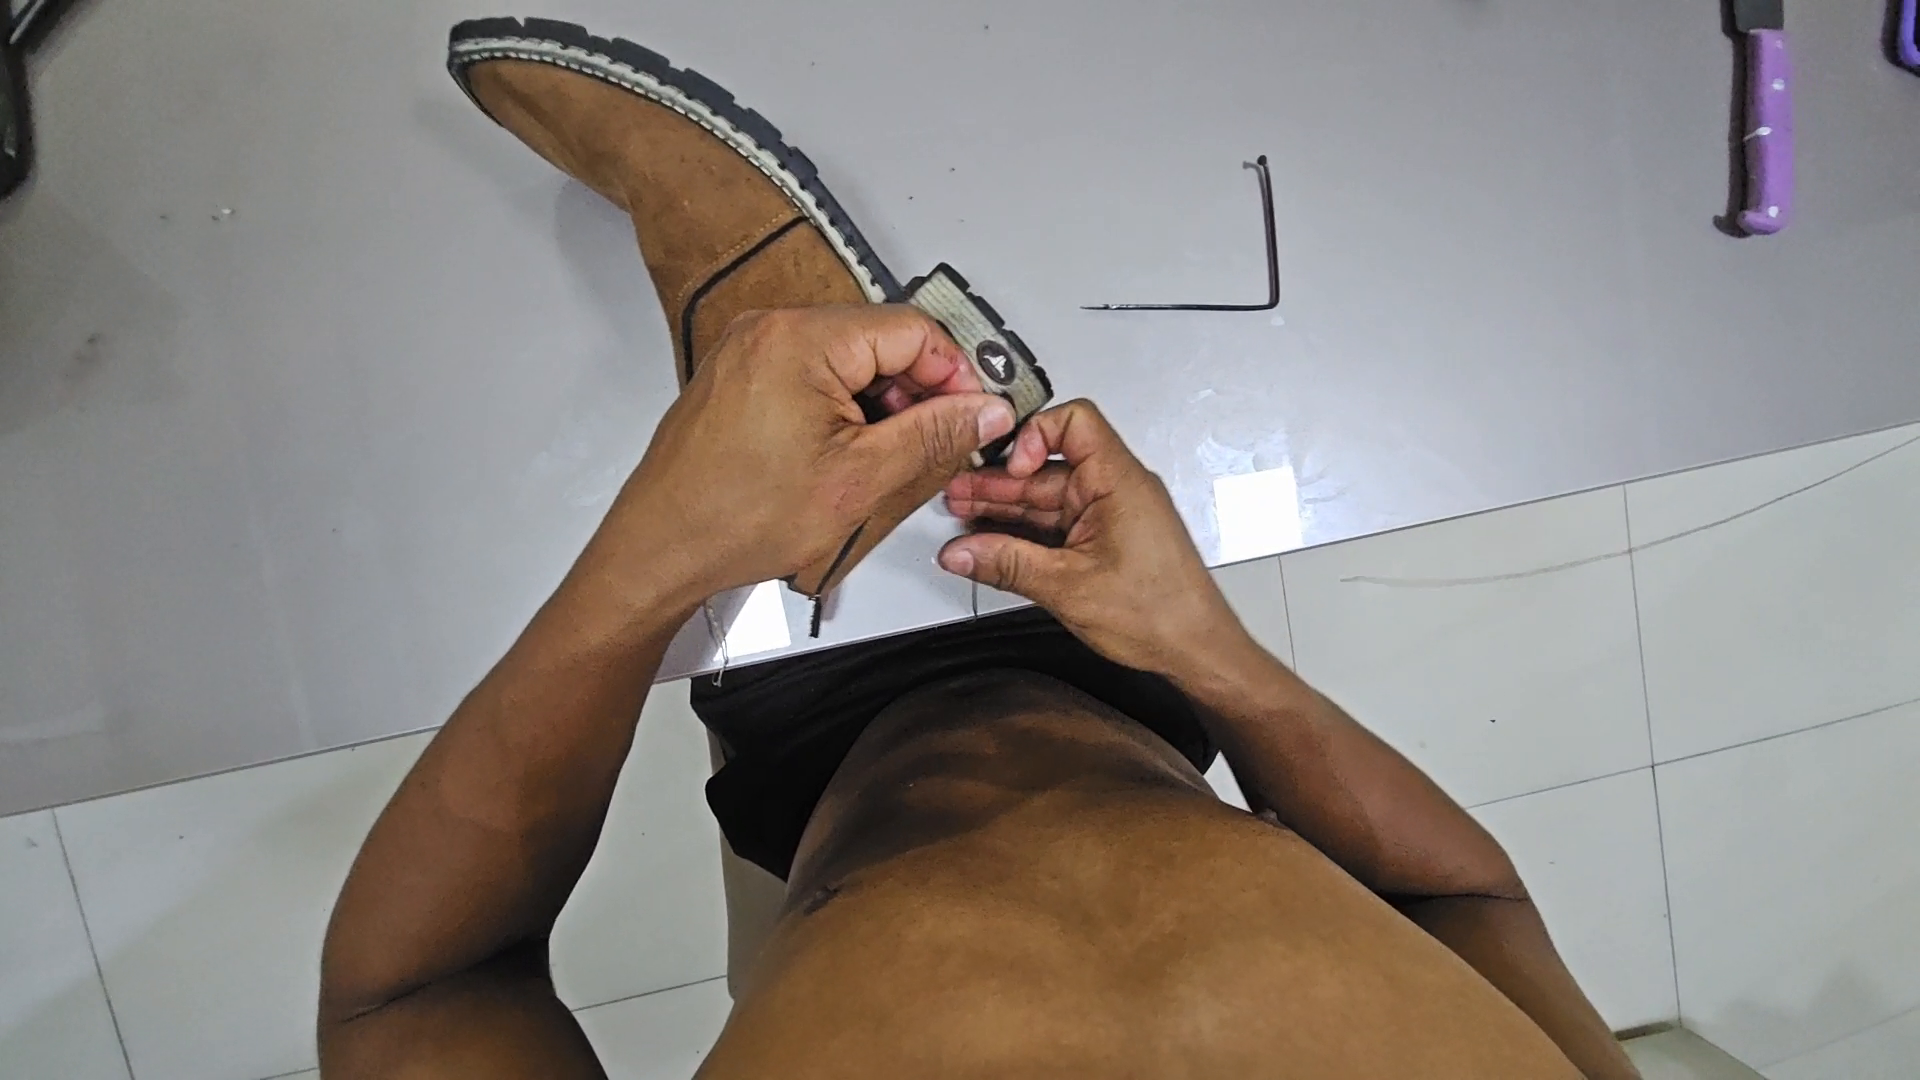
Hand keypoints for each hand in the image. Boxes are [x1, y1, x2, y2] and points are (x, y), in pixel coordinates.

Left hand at [592, 306, 1014, 606]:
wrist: (663, 547)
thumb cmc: (736, 518)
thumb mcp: (859, 480)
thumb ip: (933, 436)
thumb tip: (985, 411)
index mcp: (800, 340)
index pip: (912, 329)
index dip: (954, 373)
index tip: (970, 414)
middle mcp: (770, 330)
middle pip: (880, 340)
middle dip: (917, 391)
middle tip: (933, 442)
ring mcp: (751, 350)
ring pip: (850, 359)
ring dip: (881, 403)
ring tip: (882, 457)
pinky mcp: (743, 374)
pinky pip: (814, 374)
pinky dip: (844, 406)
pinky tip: (846, 452)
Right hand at [937, 399, 1251, 679]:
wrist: (1196, 651)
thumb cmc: (1163, 614)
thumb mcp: (1069, 587)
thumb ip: (1007, 564)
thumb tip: (963, 552)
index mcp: (1119, 482)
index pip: (1074, 422)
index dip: (1033, 434)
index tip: (1008, 466)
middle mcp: (1115, 490)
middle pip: (1046, 467)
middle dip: (999, 481)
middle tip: (957, 493)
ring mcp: (1108, 515)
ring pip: (1046, 499)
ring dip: (1005, 509)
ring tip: (963, 517)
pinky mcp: (1103, 538)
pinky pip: (1055, 525)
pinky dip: (1023, 533)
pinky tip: (991, 543)